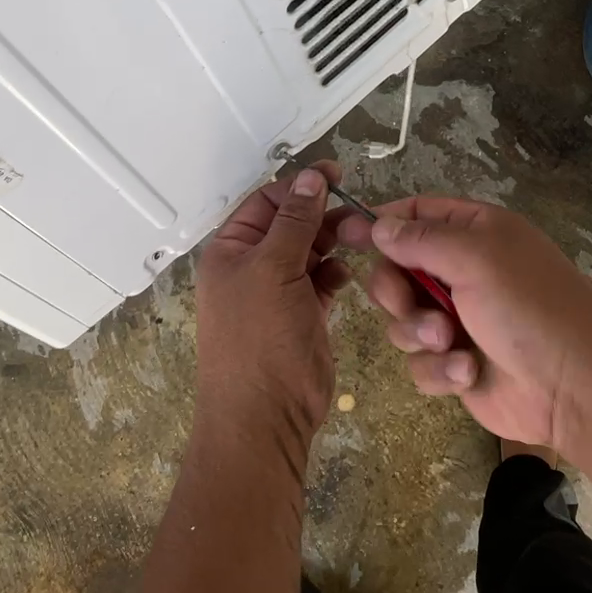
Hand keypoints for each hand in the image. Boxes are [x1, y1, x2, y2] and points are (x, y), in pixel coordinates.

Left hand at [193, 162, 351, 454]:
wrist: (265, 418)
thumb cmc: (260, 339)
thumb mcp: (274, 269)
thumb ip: (295, 221)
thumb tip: (310, 177)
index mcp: (231, 250)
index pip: (266, 201)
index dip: (300, 186)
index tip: (337, 174)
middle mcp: (251, 266)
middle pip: (291, 223)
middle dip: (322, 215)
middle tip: (359, 213)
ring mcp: (277, 292)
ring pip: (309, 250)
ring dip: (332, 242)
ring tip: (360, 239)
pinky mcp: (302, 314)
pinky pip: (321, 280)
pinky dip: (334, 272)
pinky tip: (346, 274)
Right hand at [338, 198, 591, 452]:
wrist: (574, 389)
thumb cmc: (529, 308)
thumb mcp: (477, 257)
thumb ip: (421, 238)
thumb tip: (376, 223)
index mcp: (475, 232)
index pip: (416, 214)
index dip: (380, 223)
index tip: (344, 236)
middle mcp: (463, 271)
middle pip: (395, 269)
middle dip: (396, 290)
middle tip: (409, 302)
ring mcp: (458, 318)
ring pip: (401, 319)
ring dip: (419, 332)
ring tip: (450, 343)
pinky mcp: (454, 363)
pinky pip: (418, 362)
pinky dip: (439, 369)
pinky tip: (467, 373)